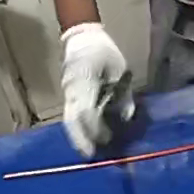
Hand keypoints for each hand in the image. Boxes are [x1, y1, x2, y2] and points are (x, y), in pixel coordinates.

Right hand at [60, 23, 134, 157]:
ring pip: (69, 121)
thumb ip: (123, 94)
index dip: (96, 128)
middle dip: (81, 140)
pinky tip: (85, 142)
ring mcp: (67, 94)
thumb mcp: (119, 69)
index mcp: (85, 80)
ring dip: (77, 139)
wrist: (82, 38)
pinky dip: (77, 132)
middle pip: (72, 121)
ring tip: (87, 153)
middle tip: (90, 156)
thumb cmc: (104, 52)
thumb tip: (126, 118)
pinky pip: (70, 118)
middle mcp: (72, 90)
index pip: (87, 111)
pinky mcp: (67, 98)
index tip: (107, 139)